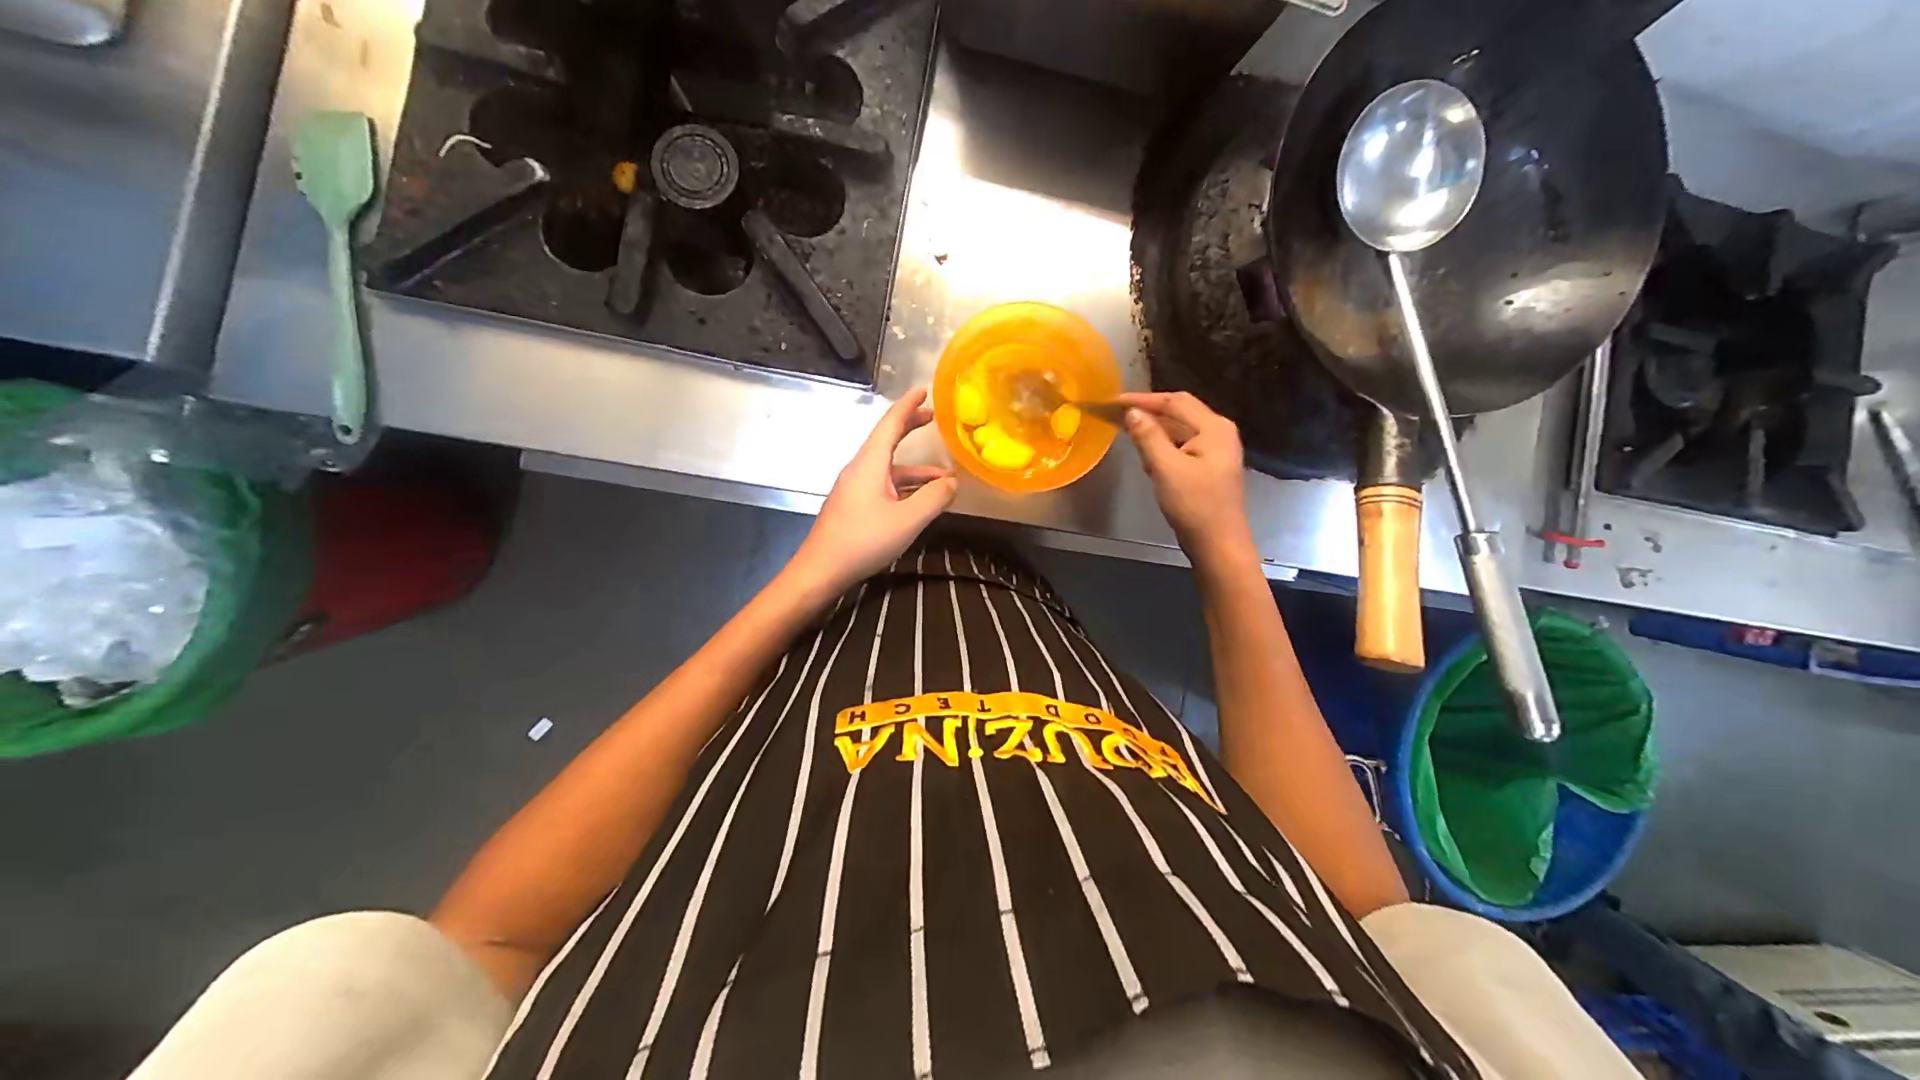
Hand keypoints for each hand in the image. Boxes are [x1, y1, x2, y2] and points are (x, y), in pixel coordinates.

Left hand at [786, 387, 957, 599]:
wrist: (820, 570)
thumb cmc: (862, 541)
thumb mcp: (907, 521)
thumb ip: (933, 499)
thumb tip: (952, 483)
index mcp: (870, 464)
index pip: (890, 424)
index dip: (908, 406)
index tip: (924, 390)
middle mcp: (860, 469)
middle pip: (887, 441)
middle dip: (910, 428)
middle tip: (932, 418)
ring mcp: (855, 488)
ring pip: (889, 469)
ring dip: (916, 470)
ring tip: (945, 478)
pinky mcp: (854, 505)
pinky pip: (884, 485)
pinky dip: (905, 486)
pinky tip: (921, 500)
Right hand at [1118, 391, 1254, 562]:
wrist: (1218, 544)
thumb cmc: (1194, 505)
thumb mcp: (1166, 468)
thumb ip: (1148, 437)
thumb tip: (1132, 413)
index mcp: (1214, 427)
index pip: (1174, 402)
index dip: (1143, 399)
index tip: (1114, 402)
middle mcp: (1219, 432)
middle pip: (1179, 413)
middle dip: (1148, 413)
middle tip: (1118, 416)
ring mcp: (1216, 451)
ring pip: (1180, 430)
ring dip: (1155, 432)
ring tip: (1128, 436)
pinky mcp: (1209, 467)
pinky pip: (1182, 447)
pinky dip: (1163, 448)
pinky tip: (1148, 459)